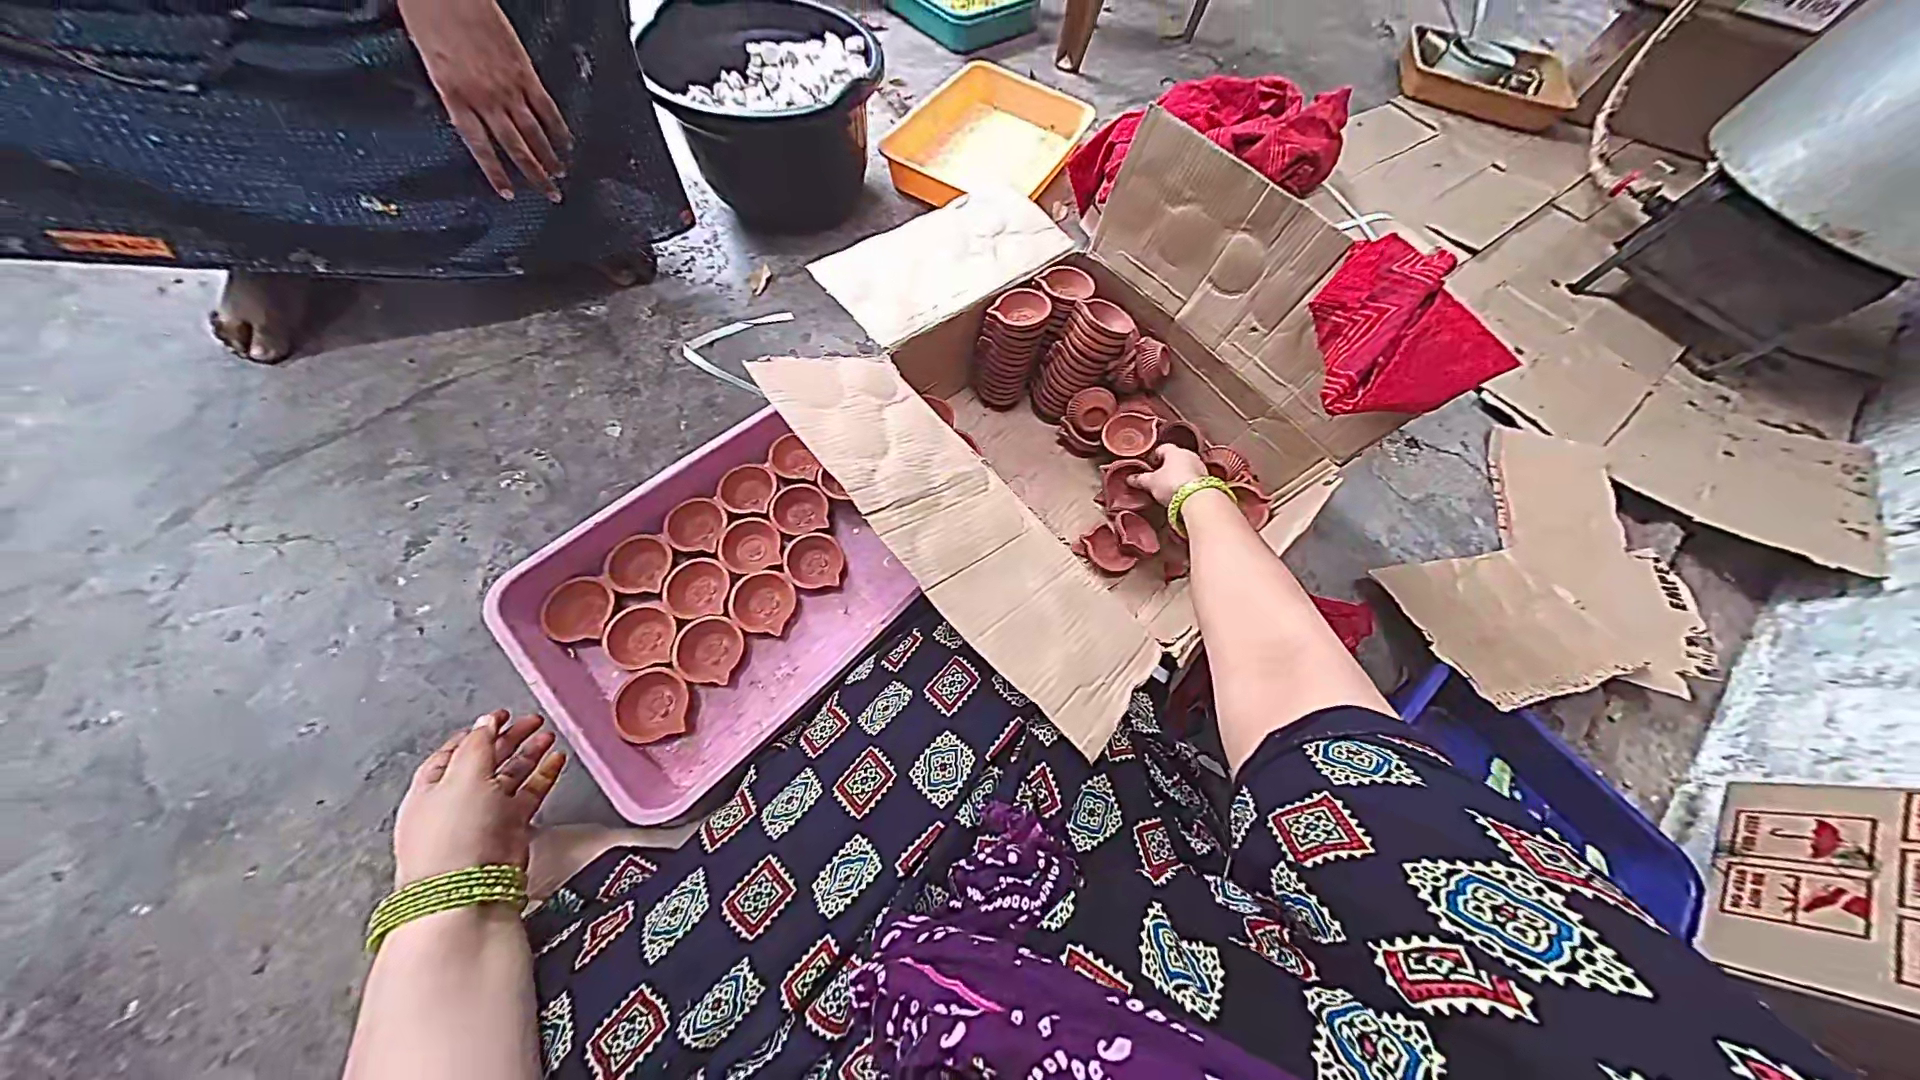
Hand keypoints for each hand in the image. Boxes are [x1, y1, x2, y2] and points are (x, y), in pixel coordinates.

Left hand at [392, 710, 566, 888]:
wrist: (468, 886)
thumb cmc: (453, 835)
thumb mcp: (462, 776)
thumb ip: (478, 744)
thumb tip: (486, 721)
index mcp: (434, 786)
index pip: (457, 750)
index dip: (480, 730)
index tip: (501, 715)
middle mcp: (458, 799)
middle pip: (487, 760)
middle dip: (510, 738)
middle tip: (533, 721)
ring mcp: (485, 814)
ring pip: (512, 775)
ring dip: (531, 754)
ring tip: (549, 736)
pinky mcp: (511, 826)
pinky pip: (531, 793)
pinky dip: (545, 775)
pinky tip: (556, 761)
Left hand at [399, 0, 572, 201]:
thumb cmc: (427, 10)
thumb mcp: (427, 55)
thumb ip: (450, 88)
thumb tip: (468, 111)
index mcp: (454, 94)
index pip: (480, 146)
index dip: (495, 172)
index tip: (507, 193)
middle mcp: (484, 97)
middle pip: (515, 148)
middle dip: (534, 175)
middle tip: (549, 194)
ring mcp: (508, 87)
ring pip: (534, 134)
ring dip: (550, 158)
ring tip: (560, 173)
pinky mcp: (525, 73)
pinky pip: (547, 109)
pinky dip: (559, 129)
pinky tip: (566, 142)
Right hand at [1128, 444, 1208, 505]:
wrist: (1197, 499)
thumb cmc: (1172, 484)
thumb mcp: (1151, 483)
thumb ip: (1140, 479)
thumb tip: (1130, 478)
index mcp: (1175, 450)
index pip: (1162, 448)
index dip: (1154, 457)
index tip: (1148, 467)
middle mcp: (1189, 455)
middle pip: (1175, 458)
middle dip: (1166, 467)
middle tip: (1156, 479)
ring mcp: (1200, 467)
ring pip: (1185, 467)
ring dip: (1177, 475)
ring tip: (1168, 488)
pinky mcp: (1207, 480)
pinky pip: (1192, 478)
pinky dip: (1186, 483)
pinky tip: (1179, 493)